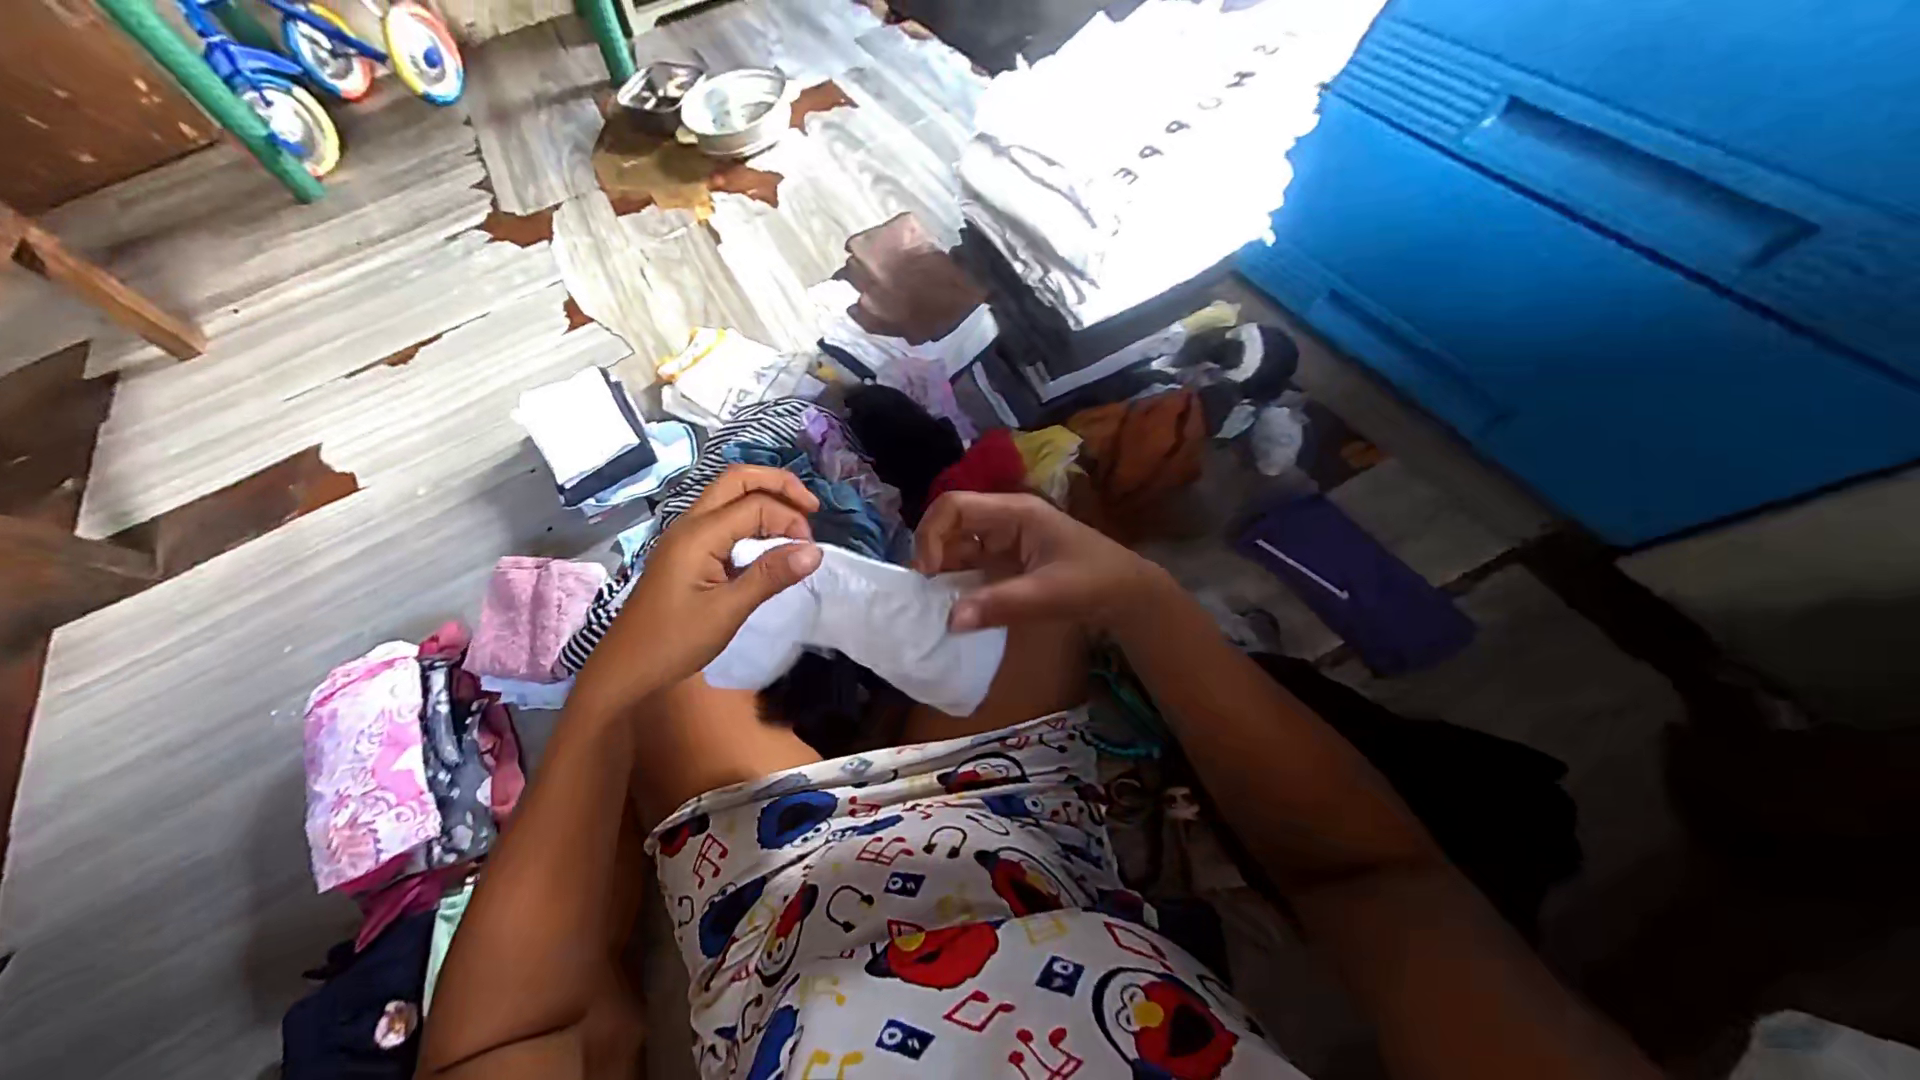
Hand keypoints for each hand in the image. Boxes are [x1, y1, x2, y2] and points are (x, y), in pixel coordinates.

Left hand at [573, 466, 823, 710]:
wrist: (626, 669)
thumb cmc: (673, 642)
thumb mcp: (728, 611)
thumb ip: (771, 575)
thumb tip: (816, 551)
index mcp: (698, 535)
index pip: (755, 505)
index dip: (789, 519)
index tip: (810, 550)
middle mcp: (690, 524)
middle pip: (737, 480)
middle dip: (779, 485)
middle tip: (812, 507)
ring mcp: (687, 536)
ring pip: (729, 495)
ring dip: (766, 498)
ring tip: (798, 520)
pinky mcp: (689, 552)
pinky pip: (724, 519)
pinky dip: (753, 518)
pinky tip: (770, 540)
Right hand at [913, 492, 1168, 631]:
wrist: (1127, 594)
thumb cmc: (1093, 583)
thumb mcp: (1049, 595)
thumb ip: (1001, 605)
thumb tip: (951, 620)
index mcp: (1015, 512)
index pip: (955, 506)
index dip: (931, 534)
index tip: (926, 573)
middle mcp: (1004, 519)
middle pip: (951, 522)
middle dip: (931, 552)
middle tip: (924, 590)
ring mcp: (1005, 539)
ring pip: (958, 544)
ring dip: (942, 568)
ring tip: (932, 600)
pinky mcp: (1007, 559)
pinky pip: (972, 563)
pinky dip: (957, 580)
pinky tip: (952, 602)